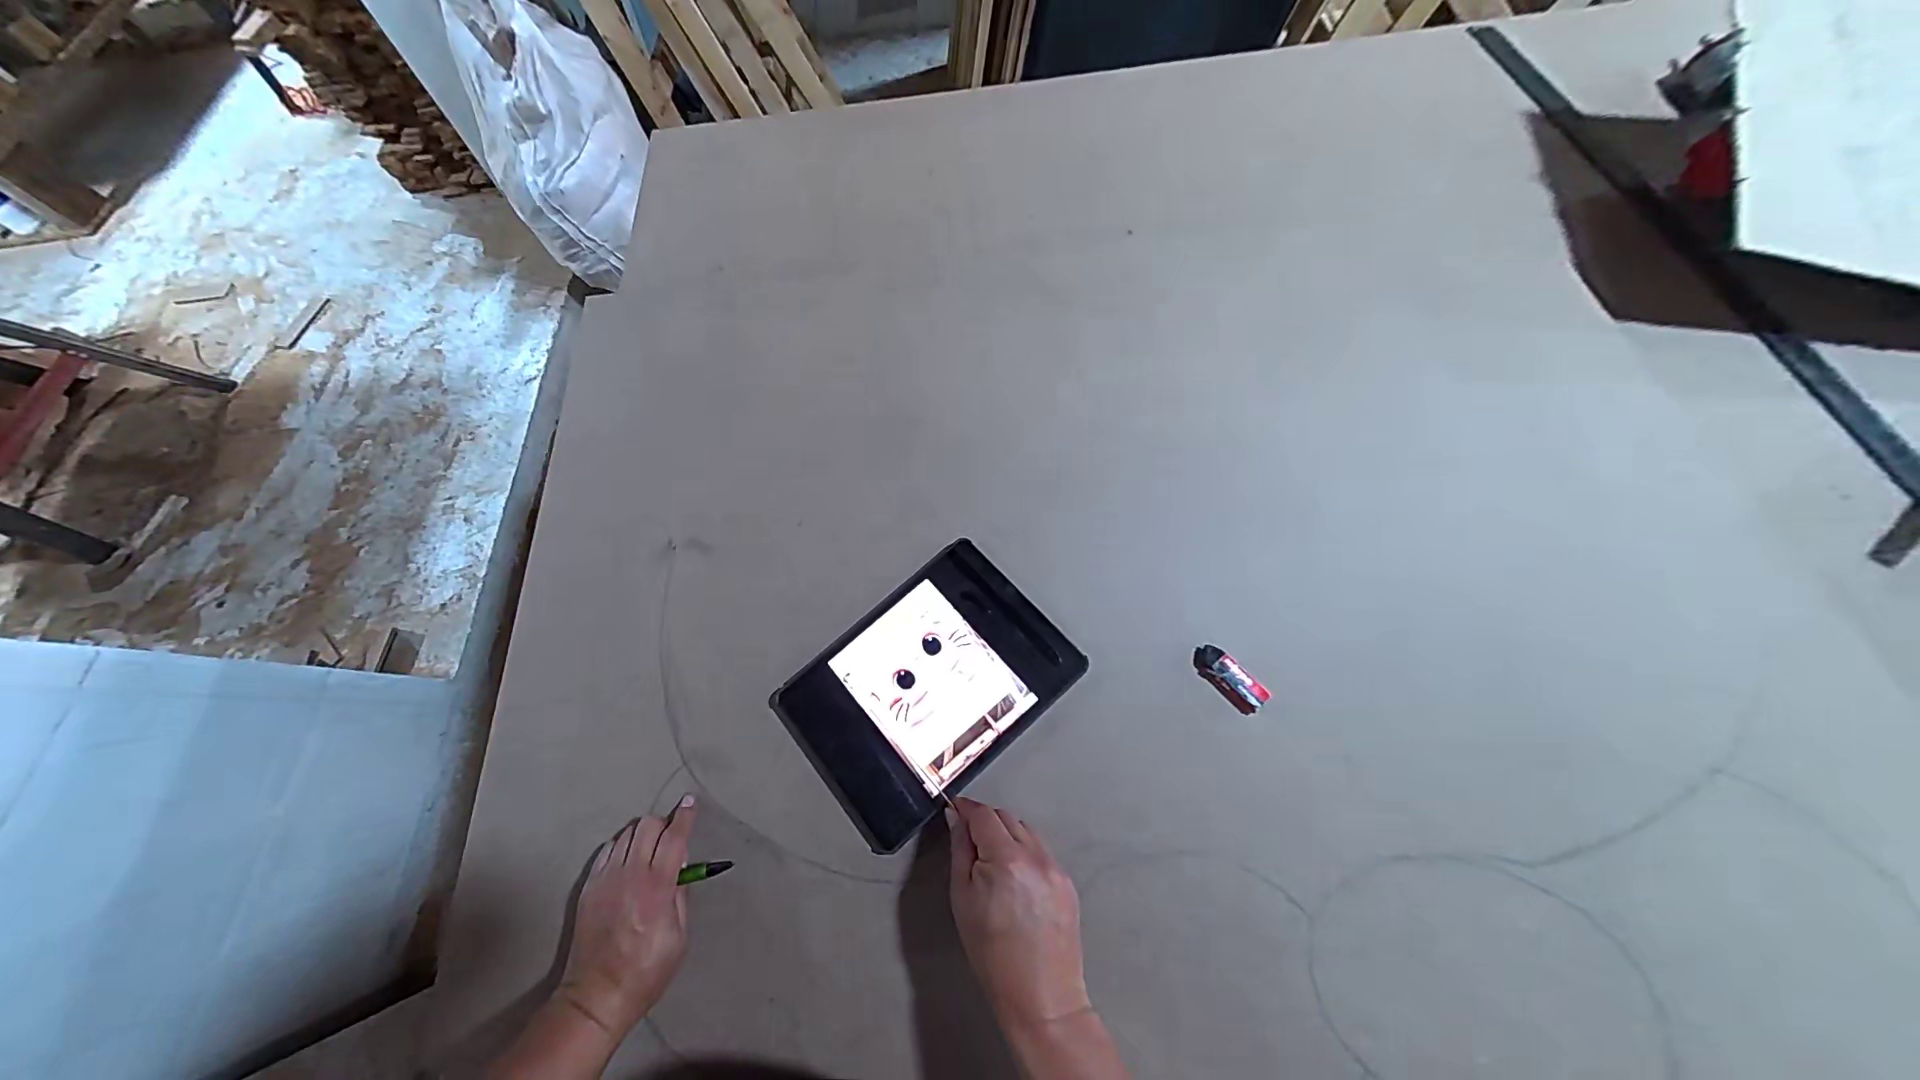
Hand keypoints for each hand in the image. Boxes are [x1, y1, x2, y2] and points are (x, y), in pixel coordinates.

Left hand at [556, 794, 698, 1038]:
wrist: (595, 998)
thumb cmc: (646, 972)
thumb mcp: (680, 936)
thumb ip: (681, 894)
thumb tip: (681, 866)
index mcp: (657, 888)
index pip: (674, 838)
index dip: (684, 816)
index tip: (689, 802)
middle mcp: (630, 876)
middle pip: (646, 826)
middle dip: (663, 824)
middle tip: (670, 839)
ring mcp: (605, 880)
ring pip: (625, 834)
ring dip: (642, 835)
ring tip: (649, 852)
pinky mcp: (588, 889)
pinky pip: (606, 851)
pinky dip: (621, 848)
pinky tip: (627, 863)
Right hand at [948, 797, 1092, 1027]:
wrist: (1040, 996)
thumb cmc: (994, 956)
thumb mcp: (962, 900)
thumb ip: (960, 851)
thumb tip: (957, 821)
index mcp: (1007, 859)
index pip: (984, 814)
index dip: (966, 808)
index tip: (955, 809)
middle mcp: (1035, 856)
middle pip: (1006, 817)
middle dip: (985, 822)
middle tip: (968, 841)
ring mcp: (1055, 868)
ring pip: (1026, 831)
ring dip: (1007, 835)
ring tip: (992, 865)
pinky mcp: (1067, 881)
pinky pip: (1041, 852)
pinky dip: (1025, 853)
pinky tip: (1014, 880)